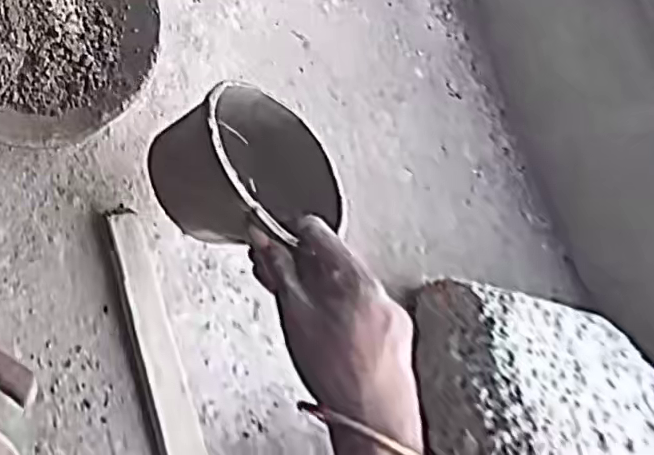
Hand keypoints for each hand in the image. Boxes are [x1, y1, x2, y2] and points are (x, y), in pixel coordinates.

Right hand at [250, 216, 422, 450]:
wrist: (374, 424)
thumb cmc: (336, 372)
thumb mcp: (292, 308)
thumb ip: (276, 265)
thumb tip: (260, 235)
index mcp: (355, 277)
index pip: (315, 228)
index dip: (284, 228)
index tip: (266, 237)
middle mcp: (378, 290)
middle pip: (328, 254)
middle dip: (294, 258)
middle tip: (268, 269)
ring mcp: (389, 313)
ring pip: (340, 278)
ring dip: (310, 280)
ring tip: (287, 297)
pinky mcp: (393, 333)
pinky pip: (355, 300)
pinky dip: (330, 300)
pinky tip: (313, 317)